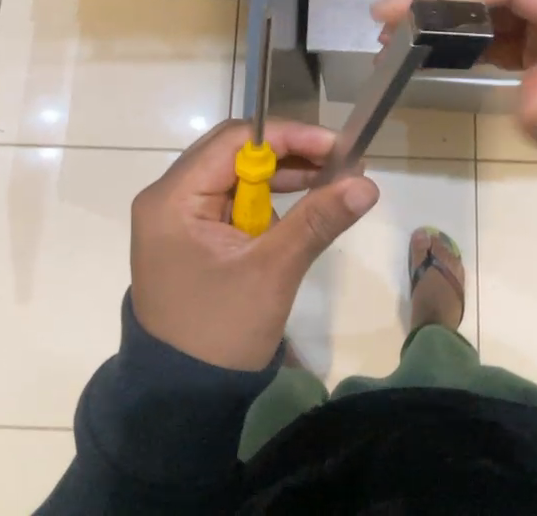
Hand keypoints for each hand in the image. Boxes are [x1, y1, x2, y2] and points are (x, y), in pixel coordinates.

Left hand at [130, 119, 380, 370]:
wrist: (182, 399)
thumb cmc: (221, 332)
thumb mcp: (273, 271)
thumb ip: (317, 220)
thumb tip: (367, 184)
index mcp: (173, 198)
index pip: (235, 141)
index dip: (289, 137)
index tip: (337, 147)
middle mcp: (169, 197)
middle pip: (235, 153)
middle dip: (290, 155)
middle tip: (341, 164)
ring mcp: (178, 217)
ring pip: (237, 175)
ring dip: (283, 176)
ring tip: (334, 183)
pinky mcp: (192, 236)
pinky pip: (234, 202)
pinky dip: (269, 201)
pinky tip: (304, 206)